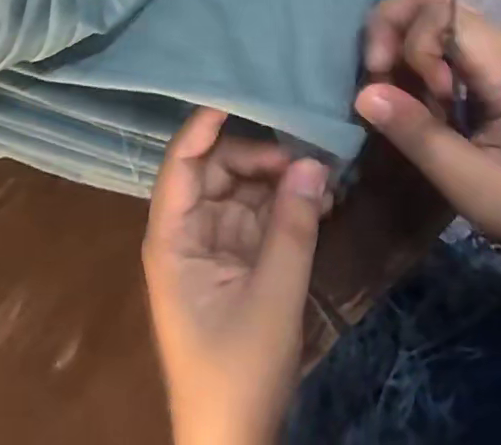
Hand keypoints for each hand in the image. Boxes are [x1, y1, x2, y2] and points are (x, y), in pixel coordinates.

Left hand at [142, 108, 330, 444]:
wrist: (234, 439)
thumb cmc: (237, 370)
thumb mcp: (272, 297)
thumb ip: (293, 226)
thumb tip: (314, 161)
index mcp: (174, 238)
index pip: (182, 163)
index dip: (205, 124)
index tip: (240, 90)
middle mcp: (190, 230)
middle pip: (220, 169)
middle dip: (263, 156)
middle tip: (311, 154)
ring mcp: (216, 244)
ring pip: (246, 189)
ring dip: (282, 179)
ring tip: (326, 176)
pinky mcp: (240, 258)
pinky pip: (262, 214)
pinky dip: (288, 204)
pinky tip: (322, 198)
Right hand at [354, 0, 500, 273]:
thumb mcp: (478, 190)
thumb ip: (421, 139)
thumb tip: (363, 94)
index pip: (444, 14)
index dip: (414, 45)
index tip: (423, 99)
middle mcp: (500, 48)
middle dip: (390, 29)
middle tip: (378, 77)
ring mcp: (493, 55)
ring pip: (428, 14)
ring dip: (396, 43)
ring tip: (392, 91)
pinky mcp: (485, 69)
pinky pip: (436, 40)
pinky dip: (410, 59)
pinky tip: (412, 98)